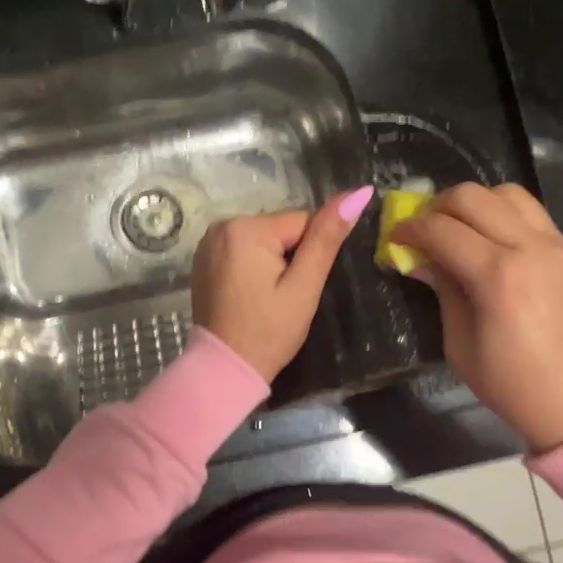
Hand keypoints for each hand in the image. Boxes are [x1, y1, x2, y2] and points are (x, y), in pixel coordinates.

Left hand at [192, 186, 372, 382]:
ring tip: (267, 299)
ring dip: (273, 264)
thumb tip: (359, 193)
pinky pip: (243, 252)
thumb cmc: (269, 332)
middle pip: (281, 230)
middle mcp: (221, 226)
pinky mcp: (204, 260)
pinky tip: (251, 297)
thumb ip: (327, 238)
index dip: (309, 257)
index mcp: (245, 228)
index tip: (299, 288)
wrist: (225, 369)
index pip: (302, 223)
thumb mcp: (304, 286)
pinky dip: (254, 269)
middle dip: (290, 259)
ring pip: (264, 241)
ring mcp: (208, 243)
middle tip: (284, 298)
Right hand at [392, 182, 562, 451]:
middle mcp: (529, 247)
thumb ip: (444, 291)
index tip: (393, 238)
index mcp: (498, 276)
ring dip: (474, 202)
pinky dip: (502, 212)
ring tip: (457, 227)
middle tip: (421, 229)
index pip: (442, 230)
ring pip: (506, 193)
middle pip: (472, 197)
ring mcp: (555, 244)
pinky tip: (489, 237)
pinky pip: (531, 211)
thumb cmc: (514, 386)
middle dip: (437, 206)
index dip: (409, 229)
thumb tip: (422, 261)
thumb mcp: (461, 346)